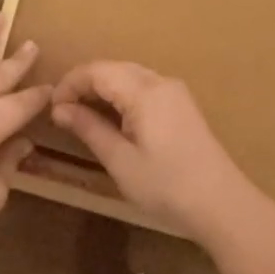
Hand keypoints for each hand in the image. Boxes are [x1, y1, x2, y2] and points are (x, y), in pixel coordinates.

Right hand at [50, 61, 259, 243]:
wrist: (222, 205)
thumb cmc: (166, 186)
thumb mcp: (120, 161)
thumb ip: (89, 128)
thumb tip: (60, 109)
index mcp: (144, 91)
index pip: (97, 71)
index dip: (70, 84)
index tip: (52, 109)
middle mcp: (161, 82)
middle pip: (113, 68)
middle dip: (84, 84)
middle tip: (63, 111)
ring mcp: (175, 93)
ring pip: (129, 76)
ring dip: (103, 89)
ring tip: (82, 115)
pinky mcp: (182, 106)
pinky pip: (144, 87)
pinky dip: (122, 96)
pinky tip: (112, 119)